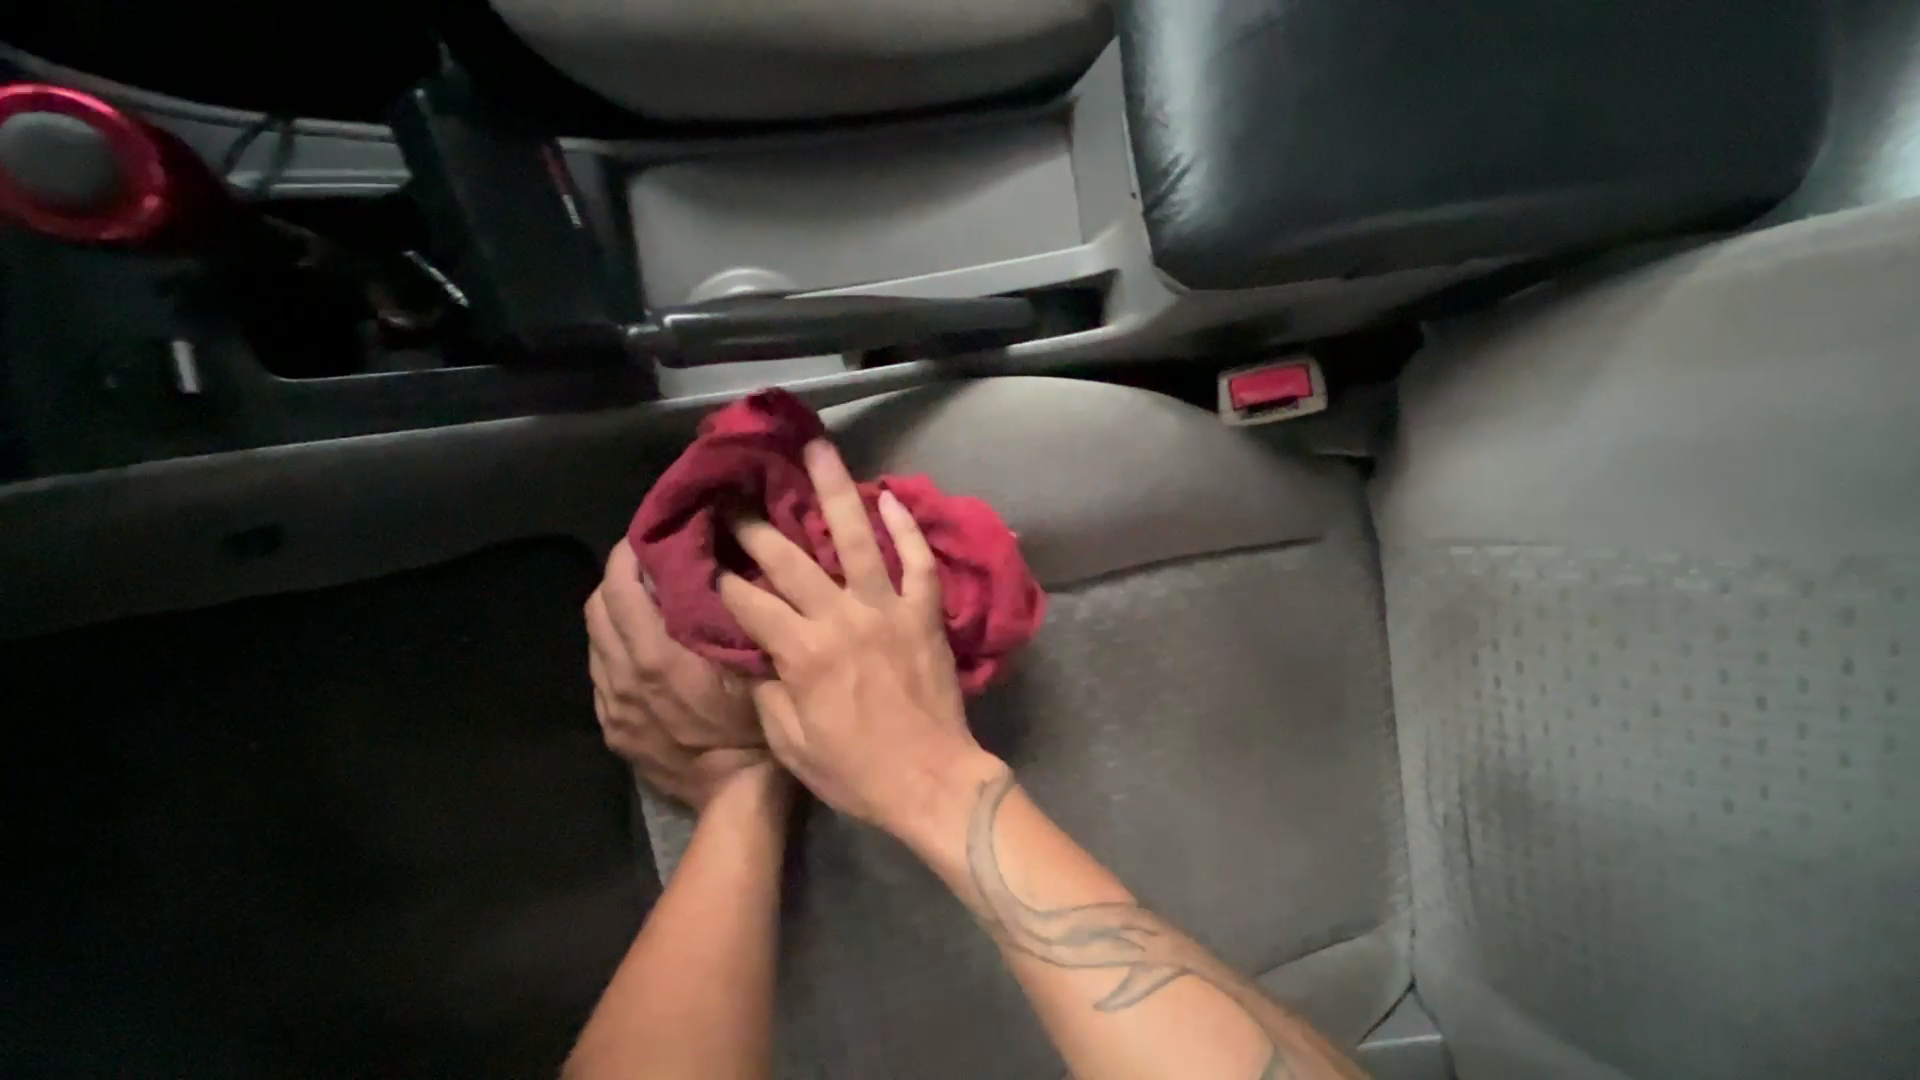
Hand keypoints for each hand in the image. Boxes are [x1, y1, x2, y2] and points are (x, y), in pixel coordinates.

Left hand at [587, 539, 769, 811]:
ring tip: (644, 601)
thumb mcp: (752, 663)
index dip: (629, 553)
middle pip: (597, 606)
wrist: (735, 796)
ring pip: (594, 640)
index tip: (651, 536)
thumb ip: (728, 616)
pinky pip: (601, 673)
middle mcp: (622, 677)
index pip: (620, 586)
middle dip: (617, 577)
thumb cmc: (754, 724)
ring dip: (613, 612)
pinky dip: (614, 649)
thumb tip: (715, 569)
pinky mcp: (612, 728)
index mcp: (656, 656)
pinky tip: (641, 649)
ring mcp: (612, 706)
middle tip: (648, 562)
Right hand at [717, 440, 996, 836]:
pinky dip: (907, 528)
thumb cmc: (856, 772)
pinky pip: (918, 562)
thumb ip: (767, 691)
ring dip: (835, 490)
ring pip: (857, 539)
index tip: (701, 556)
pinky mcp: (925, 614)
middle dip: (755, 526)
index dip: (720, 580)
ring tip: (817, 448)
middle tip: (734, 496)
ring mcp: (888, 610)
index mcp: (802, 652)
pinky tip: (890, 496)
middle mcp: (842, 618)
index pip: (748, 602)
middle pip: (789, 558)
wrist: (932, 782)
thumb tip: (754, 654)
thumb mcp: (792, 744)